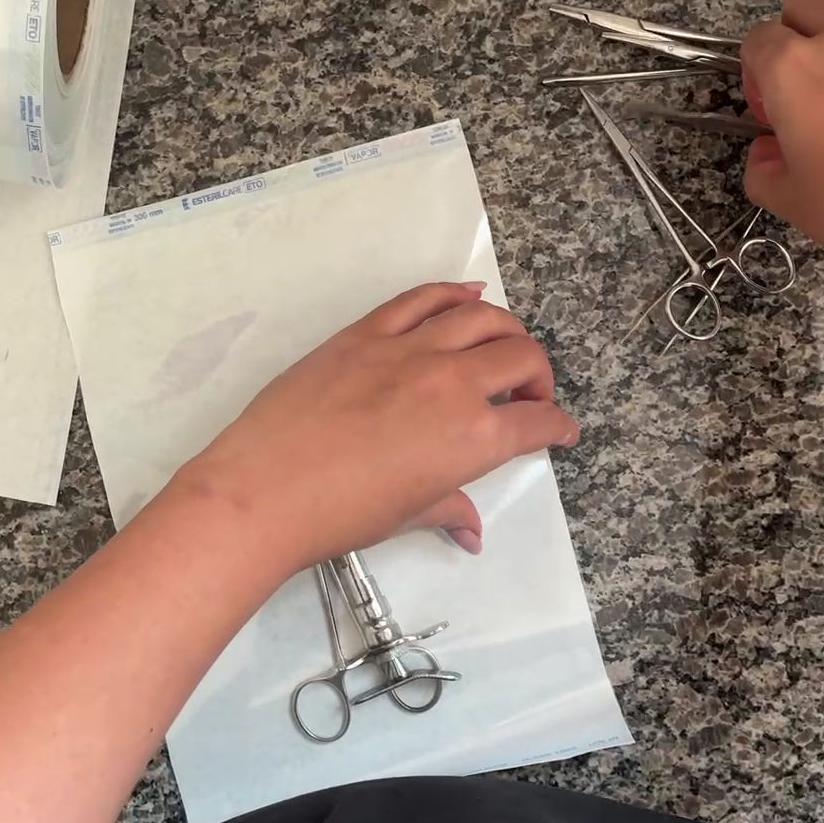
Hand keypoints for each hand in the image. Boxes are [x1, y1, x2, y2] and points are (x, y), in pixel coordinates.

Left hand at [168, 281, 579, 570]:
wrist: (264, 489)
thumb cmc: (337, 515)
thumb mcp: (403, 515)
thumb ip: (447, 510)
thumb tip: (471, 531)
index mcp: (471, 437)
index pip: (536, 422)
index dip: (558, 426)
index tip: (559, 429)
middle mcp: (450, 383)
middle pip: (520, 357)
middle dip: (539, 375)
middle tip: (528, 393)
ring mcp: (405, 350)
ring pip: (479, 316)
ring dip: (505, 329)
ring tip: (504, 344)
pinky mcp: (363, 333)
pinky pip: (419, 299)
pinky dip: (452, 291)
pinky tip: (468, 292)